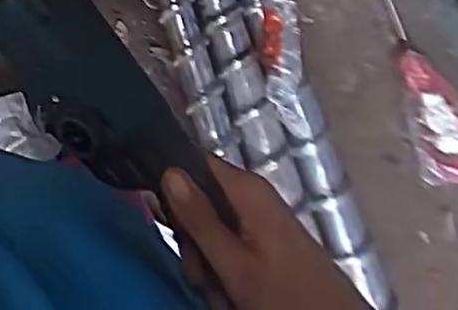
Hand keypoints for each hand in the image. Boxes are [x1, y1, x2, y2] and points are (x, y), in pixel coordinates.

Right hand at [162, 158, 369, 309]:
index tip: (173, 228)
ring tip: (223, 298)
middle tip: (201, 277)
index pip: (193, 163)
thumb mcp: (236, 267)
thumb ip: (199, 218)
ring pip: (216, 231)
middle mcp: (254, 197)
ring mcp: (265, 223)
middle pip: (202, 202)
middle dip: (196, 243)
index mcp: (246, 188)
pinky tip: (235, 302)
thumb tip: (168, 170)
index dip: (176, 191)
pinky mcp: (272, 248)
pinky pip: (235, 249)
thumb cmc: (289, 302)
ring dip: (211, 265)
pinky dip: (230, 275)